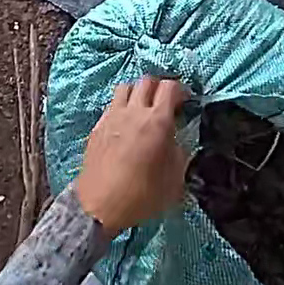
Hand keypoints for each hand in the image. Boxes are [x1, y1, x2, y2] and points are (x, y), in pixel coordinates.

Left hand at [74, 77, 189, 232]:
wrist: (100, 203)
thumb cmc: (141, 195)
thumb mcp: (174, 179)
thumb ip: (179, 153)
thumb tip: (176, 140)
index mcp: (157, 122)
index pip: (170, 88)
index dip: (181, 89)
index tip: (186, 100)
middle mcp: (133, 112)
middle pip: (146, 81)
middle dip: (160, 86)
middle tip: (166, 101)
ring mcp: (112, 116)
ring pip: (126, 87)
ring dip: (138, 92)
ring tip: (144, 107)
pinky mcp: (98, 125)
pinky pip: (112, 104)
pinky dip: (122, 105)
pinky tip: (126, 123)